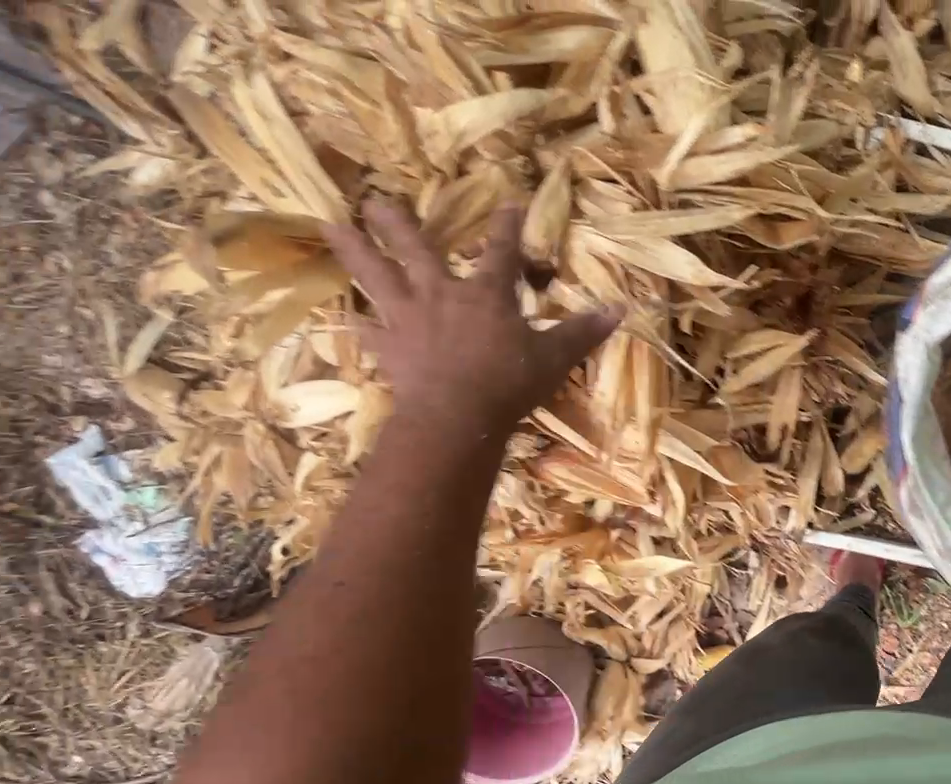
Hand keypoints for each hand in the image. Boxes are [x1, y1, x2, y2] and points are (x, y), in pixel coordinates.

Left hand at [322, 199, 621, 436]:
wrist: (457, 416)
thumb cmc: (510, 383)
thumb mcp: (556, 357)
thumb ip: (583, 331)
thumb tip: (620, 309)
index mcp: (487, 294)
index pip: (500, 251)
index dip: (506, 226)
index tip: (507, 202)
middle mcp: (440, 294)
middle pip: (415, 249)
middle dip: (399, 222)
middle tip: (377, 199)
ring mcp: (407, 318)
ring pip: (375, 275)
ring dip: (353, 249)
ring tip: (331, 224)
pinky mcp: (388, 347)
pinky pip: (369, 332)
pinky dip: (361, 326)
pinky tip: (350, 322)